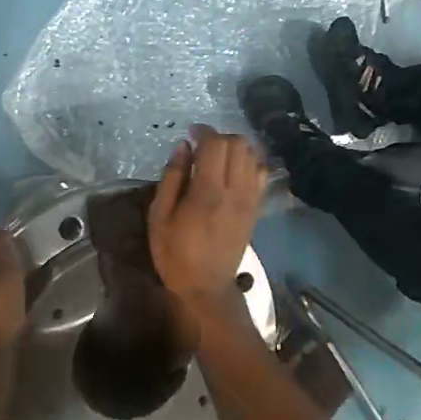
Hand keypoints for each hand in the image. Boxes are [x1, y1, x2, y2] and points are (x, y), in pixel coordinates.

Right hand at [149, 125, 267, 326]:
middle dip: (220, 136)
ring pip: (252, 155)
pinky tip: (234, 169)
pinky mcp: (256, 208)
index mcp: (207, 192)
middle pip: (238, 144)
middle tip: (202, 145)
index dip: (204, 132)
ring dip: (236, 147)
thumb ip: (171, 178)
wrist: (207, 287)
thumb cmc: (176, 253)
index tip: (191, 133)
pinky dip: (250, 162)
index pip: (215, 144)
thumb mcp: (160, 217)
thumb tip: (183, 147)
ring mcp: (249, 199)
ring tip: (217, 156)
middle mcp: (234, 190)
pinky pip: (261, 173)